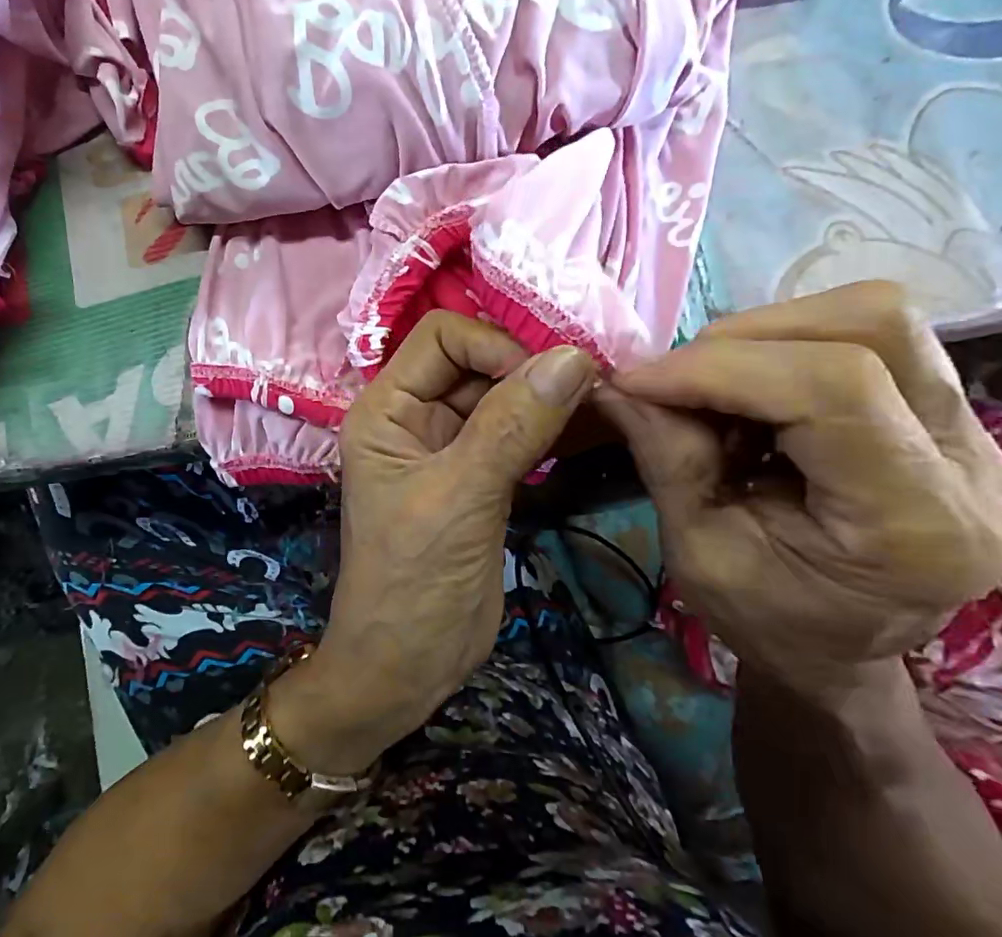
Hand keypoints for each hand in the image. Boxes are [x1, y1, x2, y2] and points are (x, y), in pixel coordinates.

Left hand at [270, 311, 596, 773]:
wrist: (405, 663)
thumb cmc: (413, 581)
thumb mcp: (459, 497)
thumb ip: (511, 427)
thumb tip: (572, 356)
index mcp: (386, 409)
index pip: (442, 338)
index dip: (496, 346)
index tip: (548, 381)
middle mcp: (413, 418)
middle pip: (478, 364)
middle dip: (535, 371)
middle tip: (606, 388)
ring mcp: (447, 448)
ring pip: (504, 399)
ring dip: (553, 400)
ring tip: (615, 406)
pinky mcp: (478, 479)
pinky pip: (518, 437)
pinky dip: (554, 432)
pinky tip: (601, 432)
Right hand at [597, 281, 1001, 701]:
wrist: (839, 649)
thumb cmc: (766, 620)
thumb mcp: (698, 554)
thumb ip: (668, 459)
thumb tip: (619, 383)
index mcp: (915, 525)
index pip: (834, 390)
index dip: (718, 369)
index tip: (634, 382)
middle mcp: (970, 464)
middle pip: (870, 329)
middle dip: (743, 339)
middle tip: (673, 382)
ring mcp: (972, 431)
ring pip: (873, 319)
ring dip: (762, 336)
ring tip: (709, 389)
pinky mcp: (945, 413)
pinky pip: (865, 339)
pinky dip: (780, 348)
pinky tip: (744, 396)